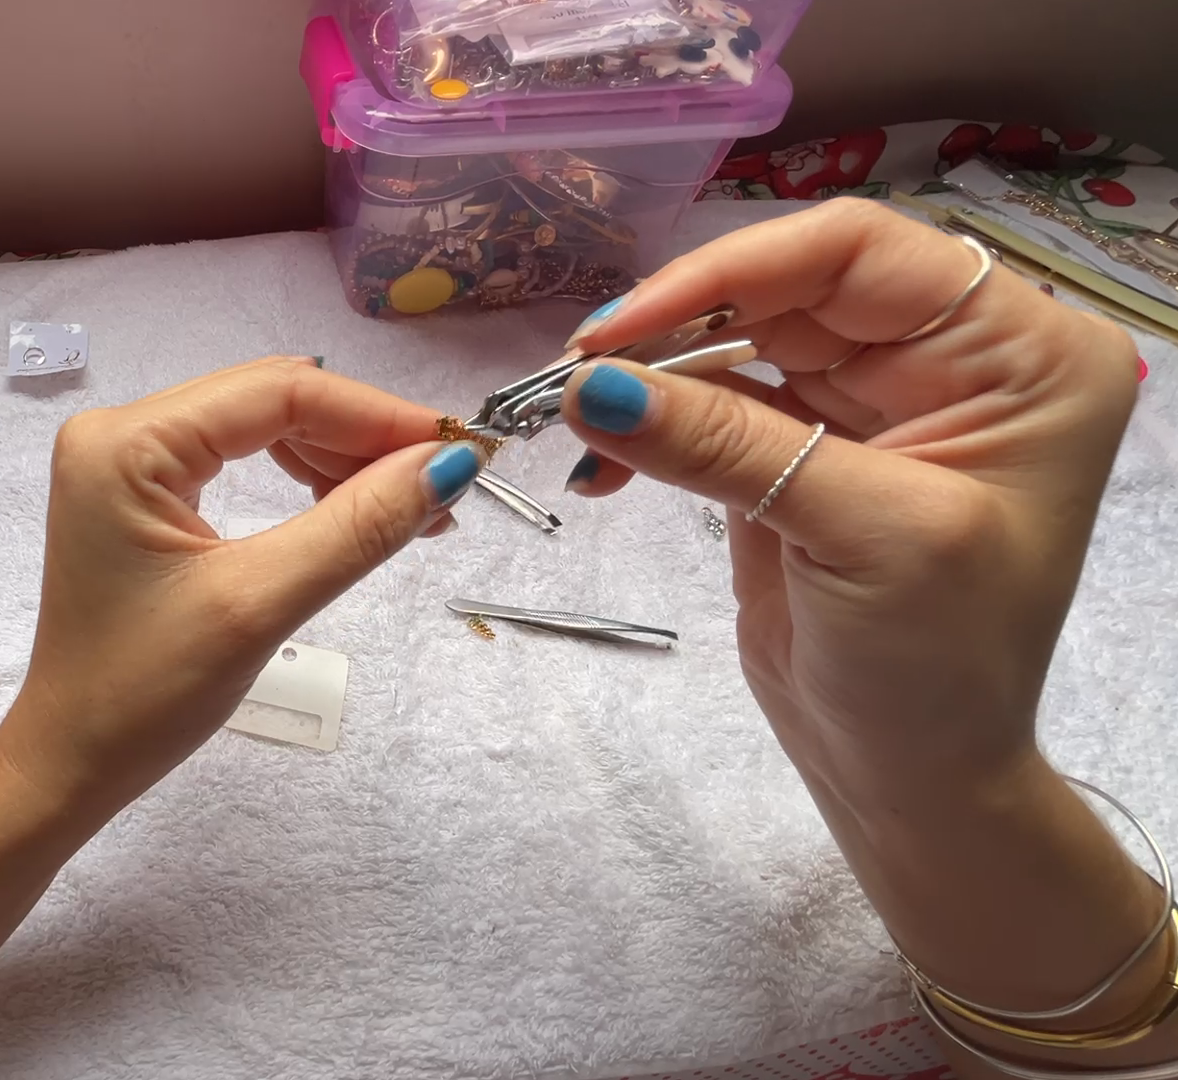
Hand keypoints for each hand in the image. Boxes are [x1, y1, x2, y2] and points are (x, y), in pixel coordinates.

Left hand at [0, 357, 482, 809]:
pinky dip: (299, 481)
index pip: (278, 394)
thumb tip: (447, 465)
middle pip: (269, 403)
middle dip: (361, 440)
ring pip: (259, 429)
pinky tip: (345, 507)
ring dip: (337, 461)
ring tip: (406, 508)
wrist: (74, 757)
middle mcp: (121, 431)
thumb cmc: (145, 696)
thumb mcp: (257, 605)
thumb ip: (354, 527)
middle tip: (440, 489)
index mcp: (128, 442)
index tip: (459, 450)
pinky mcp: (141, 493)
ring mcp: (127, 461)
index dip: (377, 415)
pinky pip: (236, 461)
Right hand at [557, 200, 1139, 804]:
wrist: (902, 760)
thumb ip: (720, 446)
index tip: (613, 332)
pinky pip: (697, 415)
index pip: (854, 253)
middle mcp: (929, 361)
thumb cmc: (931, 659)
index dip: (725, 273)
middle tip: (570, 376)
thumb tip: (587, 386)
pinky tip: (601, 470)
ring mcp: (846, 410)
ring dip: (640, 385)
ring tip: (572, 423)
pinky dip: (640, 433)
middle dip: (665, 332)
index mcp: (1006, 351)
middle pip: (774, 298)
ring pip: (722, 354)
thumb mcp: (851, 535)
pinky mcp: (779, 456)